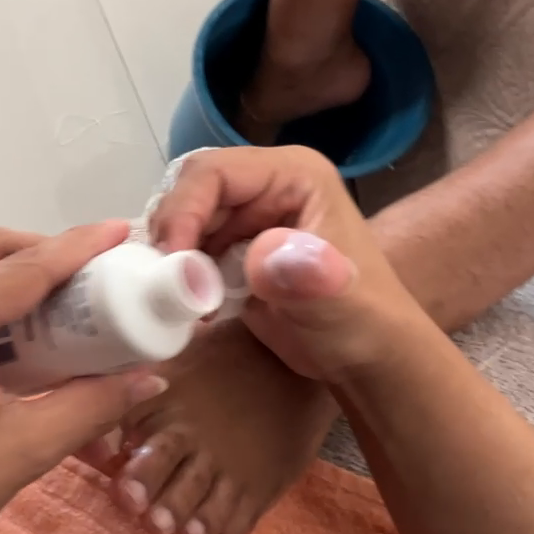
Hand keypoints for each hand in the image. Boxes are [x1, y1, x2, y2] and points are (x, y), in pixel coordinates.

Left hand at [0, 222, 169, 533]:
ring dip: (9, 264)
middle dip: (42, 249)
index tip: (120, 232)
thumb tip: (148, 377)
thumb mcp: (23, 450)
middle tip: (91, 271)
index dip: (77, 247)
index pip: (21, 269)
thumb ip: (91, 406)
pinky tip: (11, 321)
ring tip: (57, 292)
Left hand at [90, 320, 337, 533]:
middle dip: (153, 494)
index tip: (119, 485)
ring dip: (188, 519)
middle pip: (168, 470)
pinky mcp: (262, 485)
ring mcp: (231, 465)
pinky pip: (239, 519)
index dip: (126, 463)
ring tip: (181, 531)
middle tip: (148, 516)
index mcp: (169, 405)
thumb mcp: (177, 359)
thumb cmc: (224, 357)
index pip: (137, 438)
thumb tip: (106, 396)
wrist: (290, 365)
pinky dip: (220, 530)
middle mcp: (196, 437)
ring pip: (203, 502)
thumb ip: (141, 383)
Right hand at [150, 146, 429, 382]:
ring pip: (178, 218)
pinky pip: (183, 246)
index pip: (212, 172)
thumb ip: (305, 275)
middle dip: (171, 234)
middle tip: (167, 281)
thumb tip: (264, 250)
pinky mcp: (228, 245)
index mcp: (292, 175)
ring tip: (180, 297)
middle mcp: (263, 185)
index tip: (173, 261)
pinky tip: (189, 304)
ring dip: (170, 257)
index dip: (183, 210)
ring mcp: (244, 215)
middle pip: (187, 190)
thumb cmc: (362, 327)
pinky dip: (175, 273)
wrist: (365, 361)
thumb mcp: (338, 303)